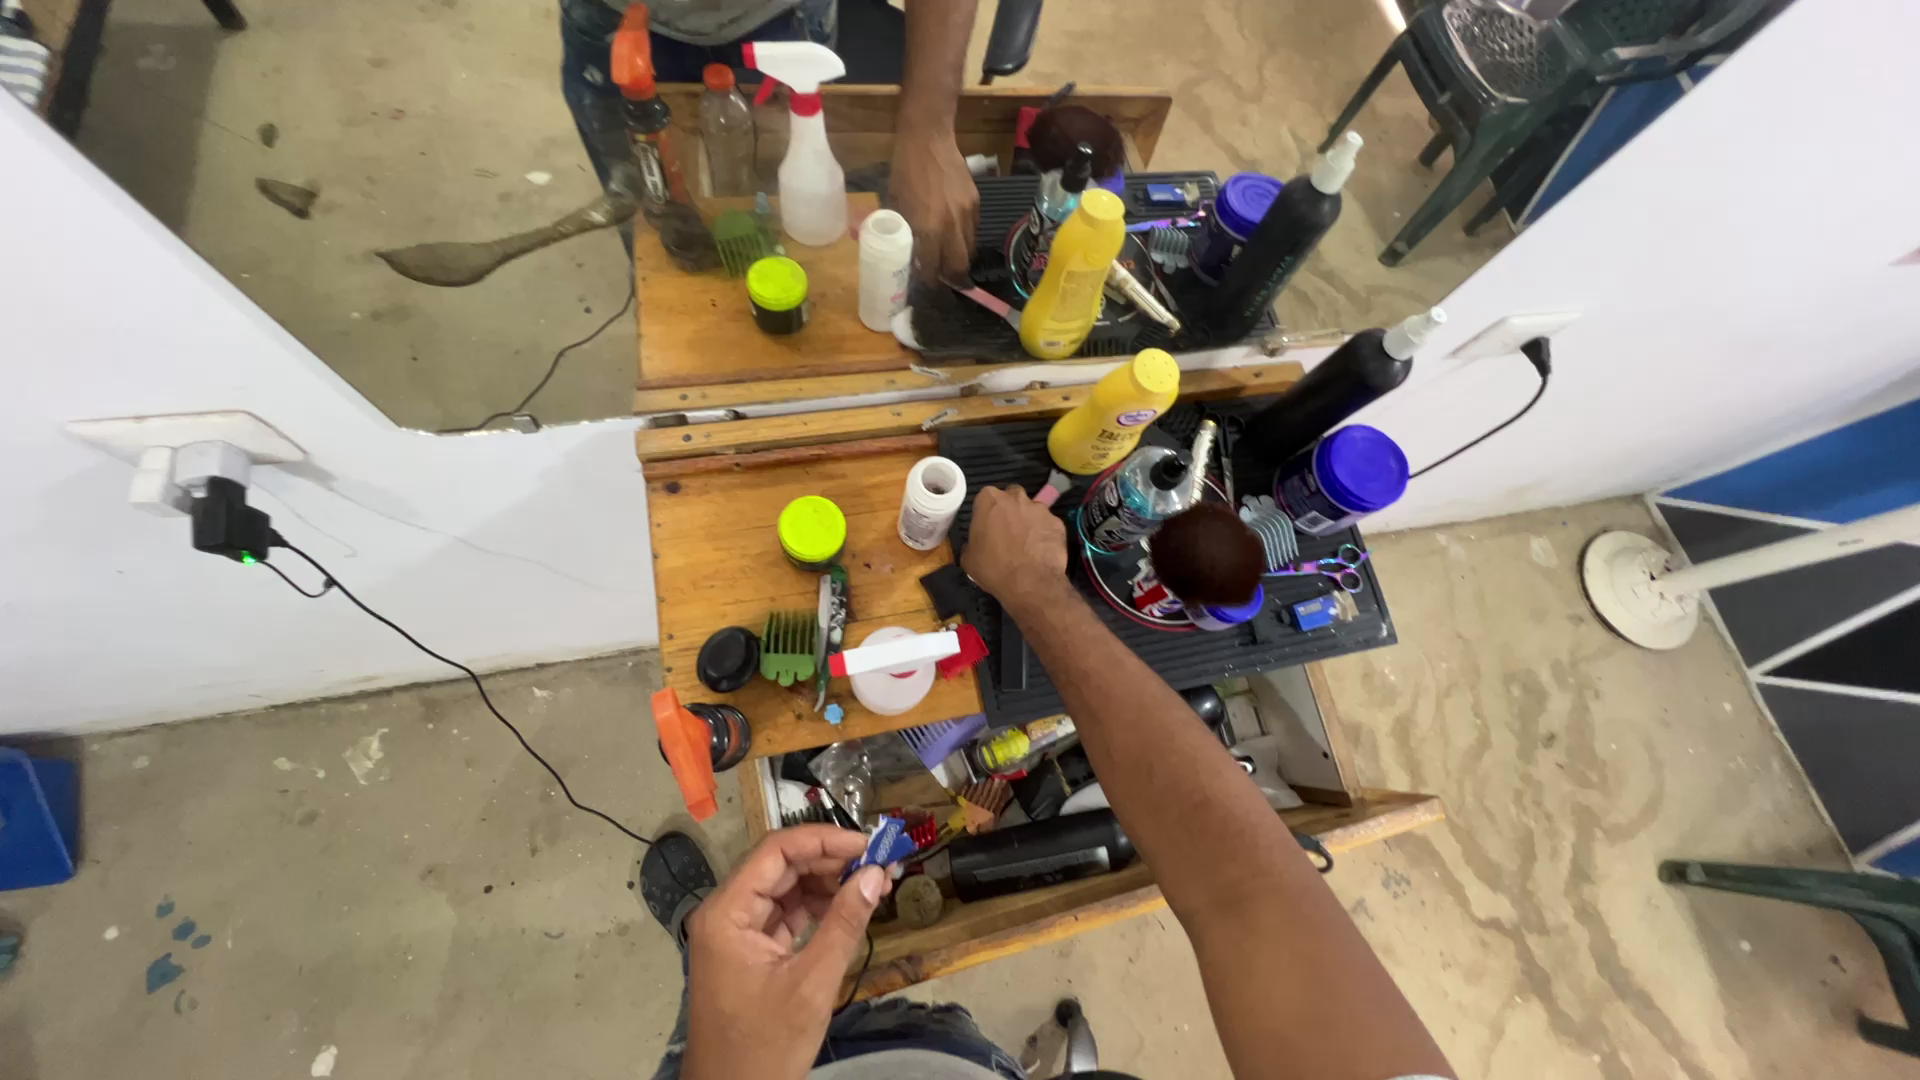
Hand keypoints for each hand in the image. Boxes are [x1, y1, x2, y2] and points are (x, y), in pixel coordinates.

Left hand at [682, 827, 890, 1079]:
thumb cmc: (764, 1048)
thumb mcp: (811, 985)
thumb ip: (844, 923)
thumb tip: (876, 874)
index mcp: (727, 912)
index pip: (776, 850)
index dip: (823, 839)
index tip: (866, 844)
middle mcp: (726, 911)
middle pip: (782, 865)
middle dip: (831, 860)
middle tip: (878, 863)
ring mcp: (737, 930)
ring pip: (787, 885)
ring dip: (828, 881)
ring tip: (872, 883)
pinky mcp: (750, 948)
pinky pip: (786, 911)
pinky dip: (818, 906)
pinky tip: (850, 905)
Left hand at [889, 129, 978, 283]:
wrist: (928, 136)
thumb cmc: (904, 170)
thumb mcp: (896, 204)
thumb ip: (904, 231)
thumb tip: (909, 252)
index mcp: (928, 229)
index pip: (932, 269)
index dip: (928, 281)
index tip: (924, 284)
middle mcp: (950, 226)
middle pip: (958, 267)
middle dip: (952, 278)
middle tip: (945, 280)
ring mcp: (966, 215)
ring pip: (969, 251)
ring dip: (960, 259)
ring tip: (950, 259)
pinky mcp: (975, 203)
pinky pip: (974, 231)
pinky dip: (965, 239)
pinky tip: (955, 235)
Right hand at [961, 484, 1068, 601]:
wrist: (1030, 582)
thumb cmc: (993, 568)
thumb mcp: (969, 559)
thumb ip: (971, 544)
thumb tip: (974, 547)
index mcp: (989, 500)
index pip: (985, 499)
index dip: (986, 515)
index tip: (987, 529)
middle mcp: (1016, 497)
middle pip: (1011, 498)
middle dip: (1009, 511)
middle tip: (1007, 533)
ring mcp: (1039, 508)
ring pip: (1032, 511)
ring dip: (1028, 522)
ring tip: (1026, 545)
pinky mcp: (1057, 522)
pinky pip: (1048, 525)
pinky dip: (1044, 535)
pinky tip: (1041, 551)